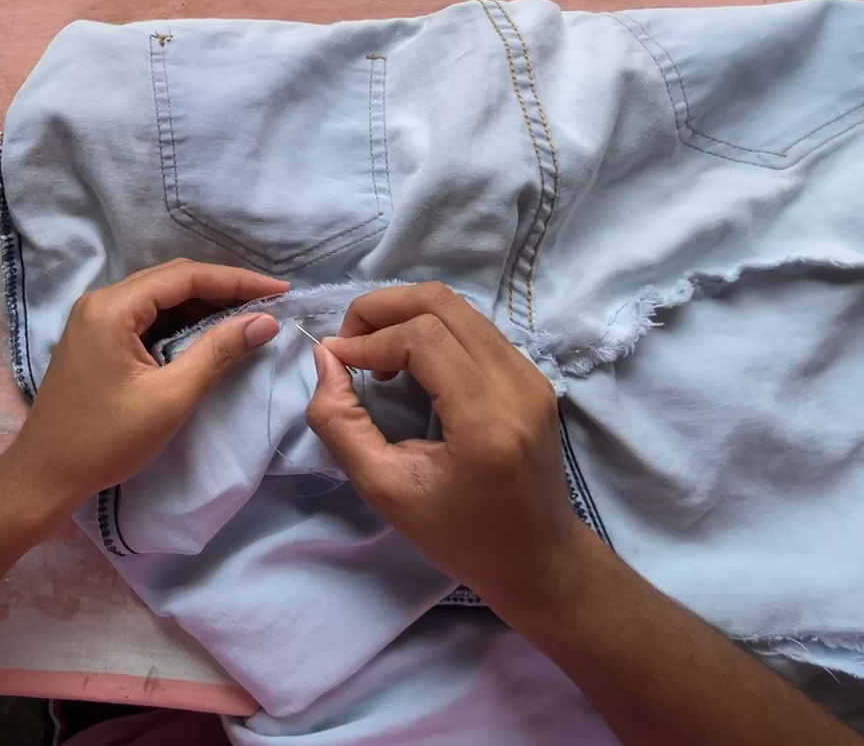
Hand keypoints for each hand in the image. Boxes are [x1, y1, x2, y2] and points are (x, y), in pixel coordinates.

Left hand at [0, 259, 288, 513]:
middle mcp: (101, 301)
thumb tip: (264, 320)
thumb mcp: (170, 398)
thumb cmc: (106, 440)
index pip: (184, 277)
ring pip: (160, 297)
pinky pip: (146, 316)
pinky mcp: (97, 337)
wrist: (46, 474)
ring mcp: (95, 318)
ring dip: (203, 304)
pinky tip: (210, 332)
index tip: (281, 289)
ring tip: (249, 314)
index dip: (236, 280)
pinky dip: (181, 322)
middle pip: (171, 280)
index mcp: (112, 308)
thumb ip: (217, 353)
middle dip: (223, 288)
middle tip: (270, 301)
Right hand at [305, 282, 592, 617]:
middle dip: (380, 310)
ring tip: (373, 352)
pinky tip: (406, 361)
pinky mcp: (531, 374)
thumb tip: (325, 357)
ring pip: (456, 305)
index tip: (337, 362)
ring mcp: (531, 376)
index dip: (369, 340)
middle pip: (440, 303)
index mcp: (486, 423)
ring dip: (401, 314)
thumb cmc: (457, 534)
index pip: (423, 339)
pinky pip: (470, 323)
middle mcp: (517, 386)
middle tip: (350, 344)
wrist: (538, 560)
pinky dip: (425, 326)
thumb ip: (339, 422)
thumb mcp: (381, 487)